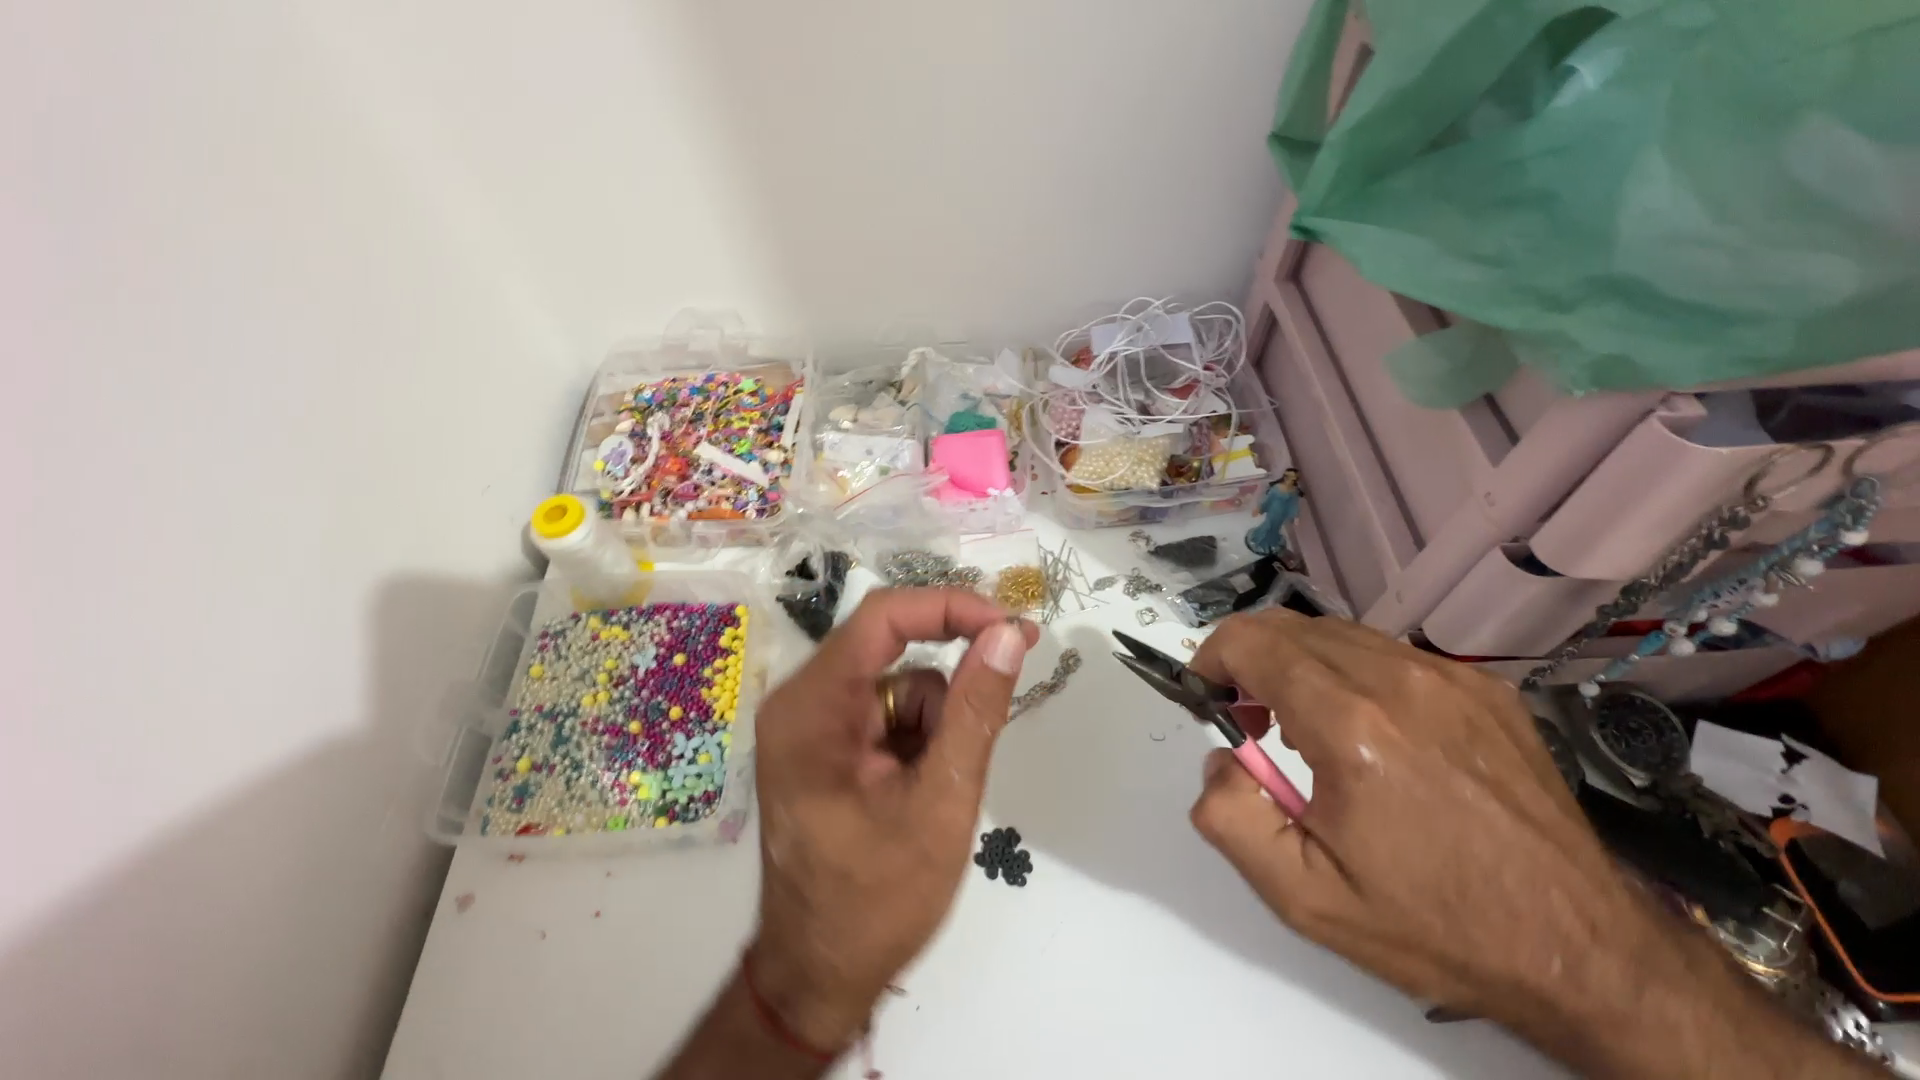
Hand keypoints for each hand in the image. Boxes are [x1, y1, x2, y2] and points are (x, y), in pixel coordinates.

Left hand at [747, 588, 1035, 1050]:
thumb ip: (976, 712)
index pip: (882, 617)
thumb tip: (1008, 634)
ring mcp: (811, 726)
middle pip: (890, 648)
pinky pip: (889, 713)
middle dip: (952, 675)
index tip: (1012, 630)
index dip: (951, 607)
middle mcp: (801, 703)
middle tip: (1002, 694)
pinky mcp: (827, 748)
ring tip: (941, 787)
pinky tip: (922, 791)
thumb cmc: (876, 901)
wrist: (820, 976)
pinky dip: (922, 740)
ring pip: (899, 683)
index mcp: (811, 708)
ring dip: (937, 721)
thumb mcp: (941, 803)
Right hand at [1184, 610, 1874, 1079]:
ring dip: (1301, 665)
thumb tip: (1222, 757)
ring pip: (1342, 635)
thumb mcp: (1302, 896)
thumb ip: (1229, 816)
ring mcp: (1453, 678)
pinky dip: (1355, 674)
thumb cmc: (1432, 924)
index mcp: (1351, 724)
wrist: (1579, 949)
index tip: (1209, 700)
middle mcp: (1401, 679)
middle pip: (1291, 627)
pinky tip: (1371, 733)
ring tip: (1306, 729)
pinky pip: (1393, 655)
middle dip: (1251, 661)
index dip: (1212, 659)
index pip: (1252, 641)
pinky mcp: (1487, 691)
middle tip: (1250, 722)